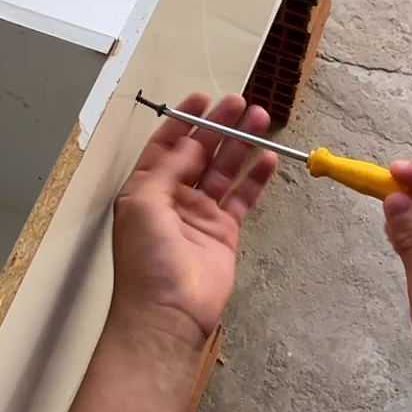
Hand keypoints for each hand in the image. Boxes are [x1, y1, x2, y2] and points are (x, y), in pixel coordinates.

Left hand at [111, 93, 278, 351]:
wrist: (168, 313)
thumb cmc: (146, 260)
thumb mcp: (144, 203)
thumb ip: (168, 168)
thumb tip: (191, 145)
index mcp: (146, 188)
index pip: (166, 144)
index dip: (184, 119)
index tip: (204, 97)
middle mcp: (172, 197)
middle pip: (200, 152)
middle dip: (219, 126)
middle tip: (241, 103)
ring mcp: (200, 214)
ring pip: (224, 170)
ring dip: (241, 145)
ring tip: (260, 120)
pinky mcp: (224, 232)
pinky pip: (242, 198)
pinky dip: (255, 178)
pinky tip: (268, 158)